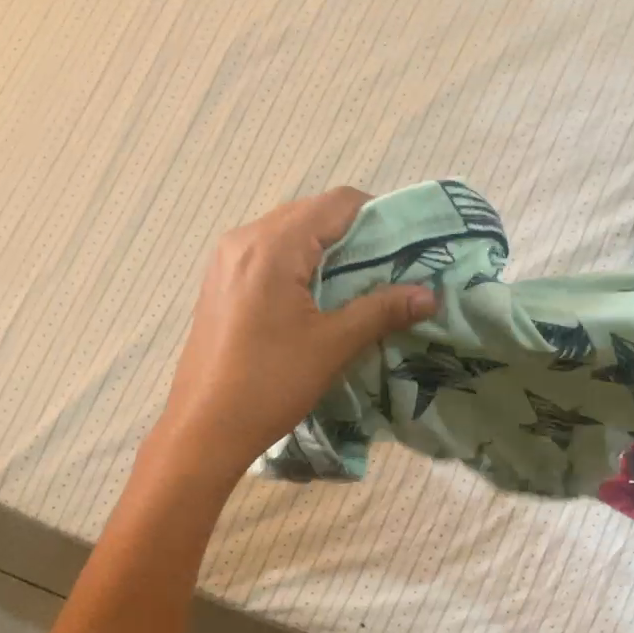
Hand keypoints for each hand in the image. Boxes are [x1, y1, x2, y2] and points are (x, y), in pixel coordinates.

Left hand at [153, 187, 437, 476]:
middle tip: (386, 273)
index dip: (378, 217)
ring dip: (325, 255)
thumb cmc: (269, 385)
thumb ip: (381, 311)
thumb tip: (429, 295)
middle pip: (311, 214)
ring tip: (355, 291)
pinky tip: (315, 304)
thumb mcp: (331, 346)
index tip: (405, 250)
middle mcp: (244, 239)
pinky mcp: (219, 285)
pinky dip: (298, 269)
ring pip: (288, 237)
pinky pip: (267, 259)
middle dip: (353, 238)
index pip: (337, 203)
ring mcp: (226, 261)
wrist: (204, 429)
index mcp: (272, 245)